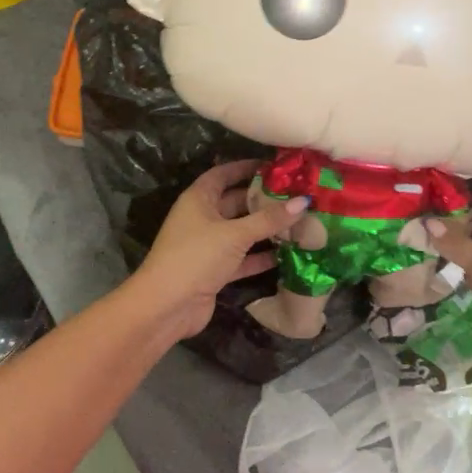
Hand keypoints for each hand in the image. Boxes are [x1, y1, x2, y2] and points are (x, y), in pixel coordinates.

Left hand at [132, 160, 307, 338]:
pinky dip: (260, 256)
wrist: (167, 306)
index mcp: (198, 200)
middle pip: (235, 202)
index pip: (223, 175)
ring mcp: (208, 246)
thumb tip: (304, 201)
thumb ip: (269, 219)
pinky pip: (242, 258)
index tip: (274, 166)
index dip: (245, 167)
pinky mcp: (215, 270)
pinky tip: (286, 254)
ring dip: (265, 229)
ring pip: (241, 232)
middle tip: (295, 195)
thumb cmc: (196, 257)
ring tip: (298, 222)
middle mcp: (202, 219)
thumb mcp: (234, 235)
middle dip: (262, 200)